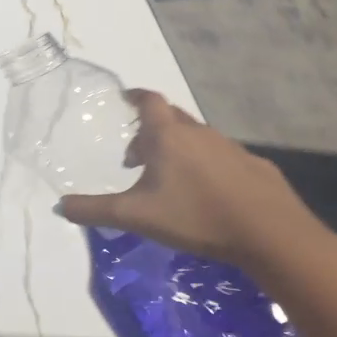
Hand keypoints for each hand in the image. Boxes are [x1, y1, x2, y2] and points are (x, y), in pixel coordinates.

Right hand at [55, 89, 336, 273]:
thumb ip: (93, 210)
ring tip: (171, 177)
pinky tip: (210, 193)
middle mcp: (201, 135)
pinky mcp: (260, 170)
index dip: (136, 96)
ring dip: (182, 149)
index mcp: (168, 138)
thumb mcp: (135, 216)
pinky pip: (227, 159)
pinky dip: (211, 167)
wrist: (278, 239)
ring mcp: (235, 151)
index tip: (124, 99)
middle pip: (174, 118)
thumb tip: (59, 206)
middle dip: (153, 128)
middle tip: (138, 151)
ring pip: (200, 138)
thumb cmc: (197, 218)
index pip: (150, 101)